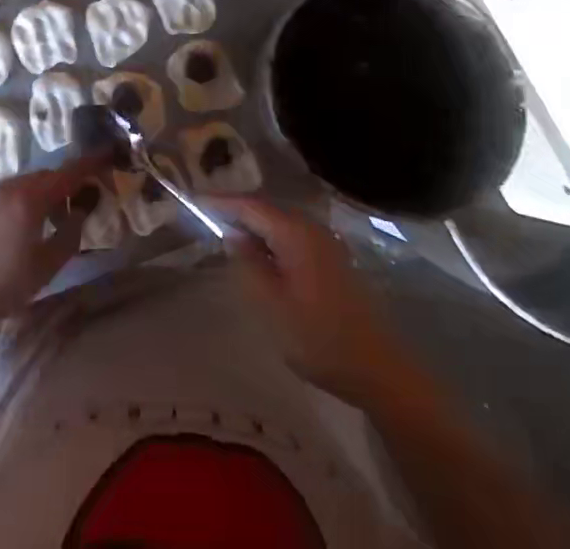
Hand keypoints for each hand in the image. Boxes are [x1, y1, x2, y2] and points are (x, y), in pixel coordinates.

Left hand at [0, 157, 105, 339]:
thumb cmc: (1, 287)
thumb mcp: (47, 266)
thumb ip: (71, 233)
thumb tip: (80, 211)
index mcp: (27, 200)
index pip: (67, 174)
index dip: (89, 164)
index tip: (106, 155)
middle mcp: (4, 186)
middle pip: (44, 176)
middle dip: (62, 186)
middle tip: (74, 209)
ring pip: (22, 183)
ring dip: (38, 195)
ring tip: (43, 223)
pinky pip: (2, 192)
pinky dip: (17, 200)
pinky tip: (14, 226)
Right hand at [219, 199, 417, 406]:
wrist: (375, 368)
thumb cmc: (317, 337)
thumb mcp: (269, 304)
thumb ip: (247, 264)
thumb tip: (232, 235)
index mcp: (296, 234)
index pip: (251, 206)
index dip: (221, 202)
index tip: (194, 201)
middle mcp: (313, 230)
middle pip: (267, 210)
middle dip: (236, 210)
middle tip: (204, 215)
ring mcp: (326, 244)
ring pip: (281, 224)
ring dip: (253, 226)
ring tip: (225, 233)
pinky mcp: (332, 261)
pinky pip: (293, 238)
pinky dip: (270, 239)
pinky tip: (258, 255)